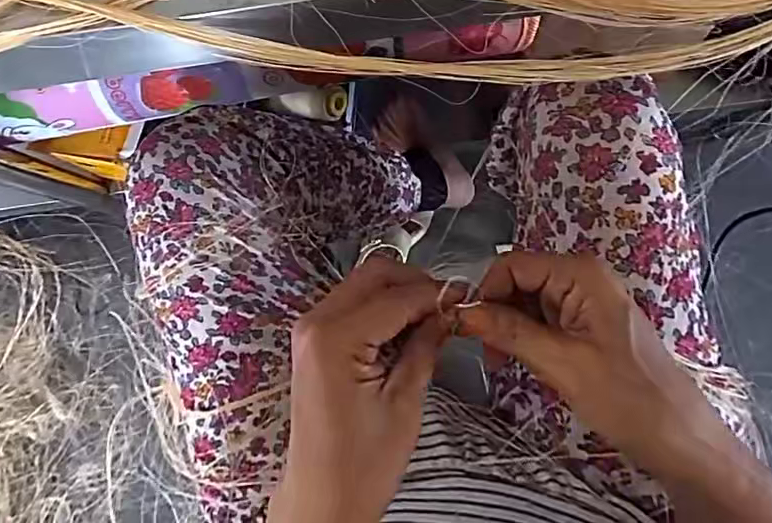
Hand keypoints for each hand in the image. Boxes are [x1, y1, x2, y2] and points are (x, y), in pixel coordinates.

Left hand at [268, 257, 450, 522]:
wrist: (322, 496)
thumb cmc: (363, 463)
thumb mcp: (404, 405)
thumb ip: (423, 348)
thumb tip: (445, 312)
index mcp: (334, 336)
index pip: (392, 297)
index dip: (431, 293)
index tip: (462, 296)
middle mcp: (314, 320)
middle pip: (370, 275)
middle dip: (412, 282)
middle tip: (447, 303)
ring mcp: (309, 325)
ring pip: (359, 284)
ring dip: (395, 292)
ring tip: (431, 316)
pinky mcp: (312, 335)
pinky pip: (349, 303)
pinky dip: (378, 306)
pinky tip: (404, 326)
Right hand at [454, 251, 733, 477]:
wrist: (691, 452)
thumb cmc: (631, 402)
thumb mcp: (561, 364)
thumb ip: (508, 331)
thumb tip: (461, 311)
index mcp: (580, 274)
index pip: (511, 265)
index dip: (485, 292)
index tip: (468, 326)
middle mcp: (582, 278)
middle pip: (518, 282)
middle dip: (497, 314)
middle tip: (488, 354)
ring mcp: (587, 301)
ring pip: (527, 302)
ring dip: (510, 329)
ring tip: (504, 364)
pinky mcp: (590, 324)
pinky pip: (544, 319)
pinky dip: (528, 339)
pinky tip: (527, 363)